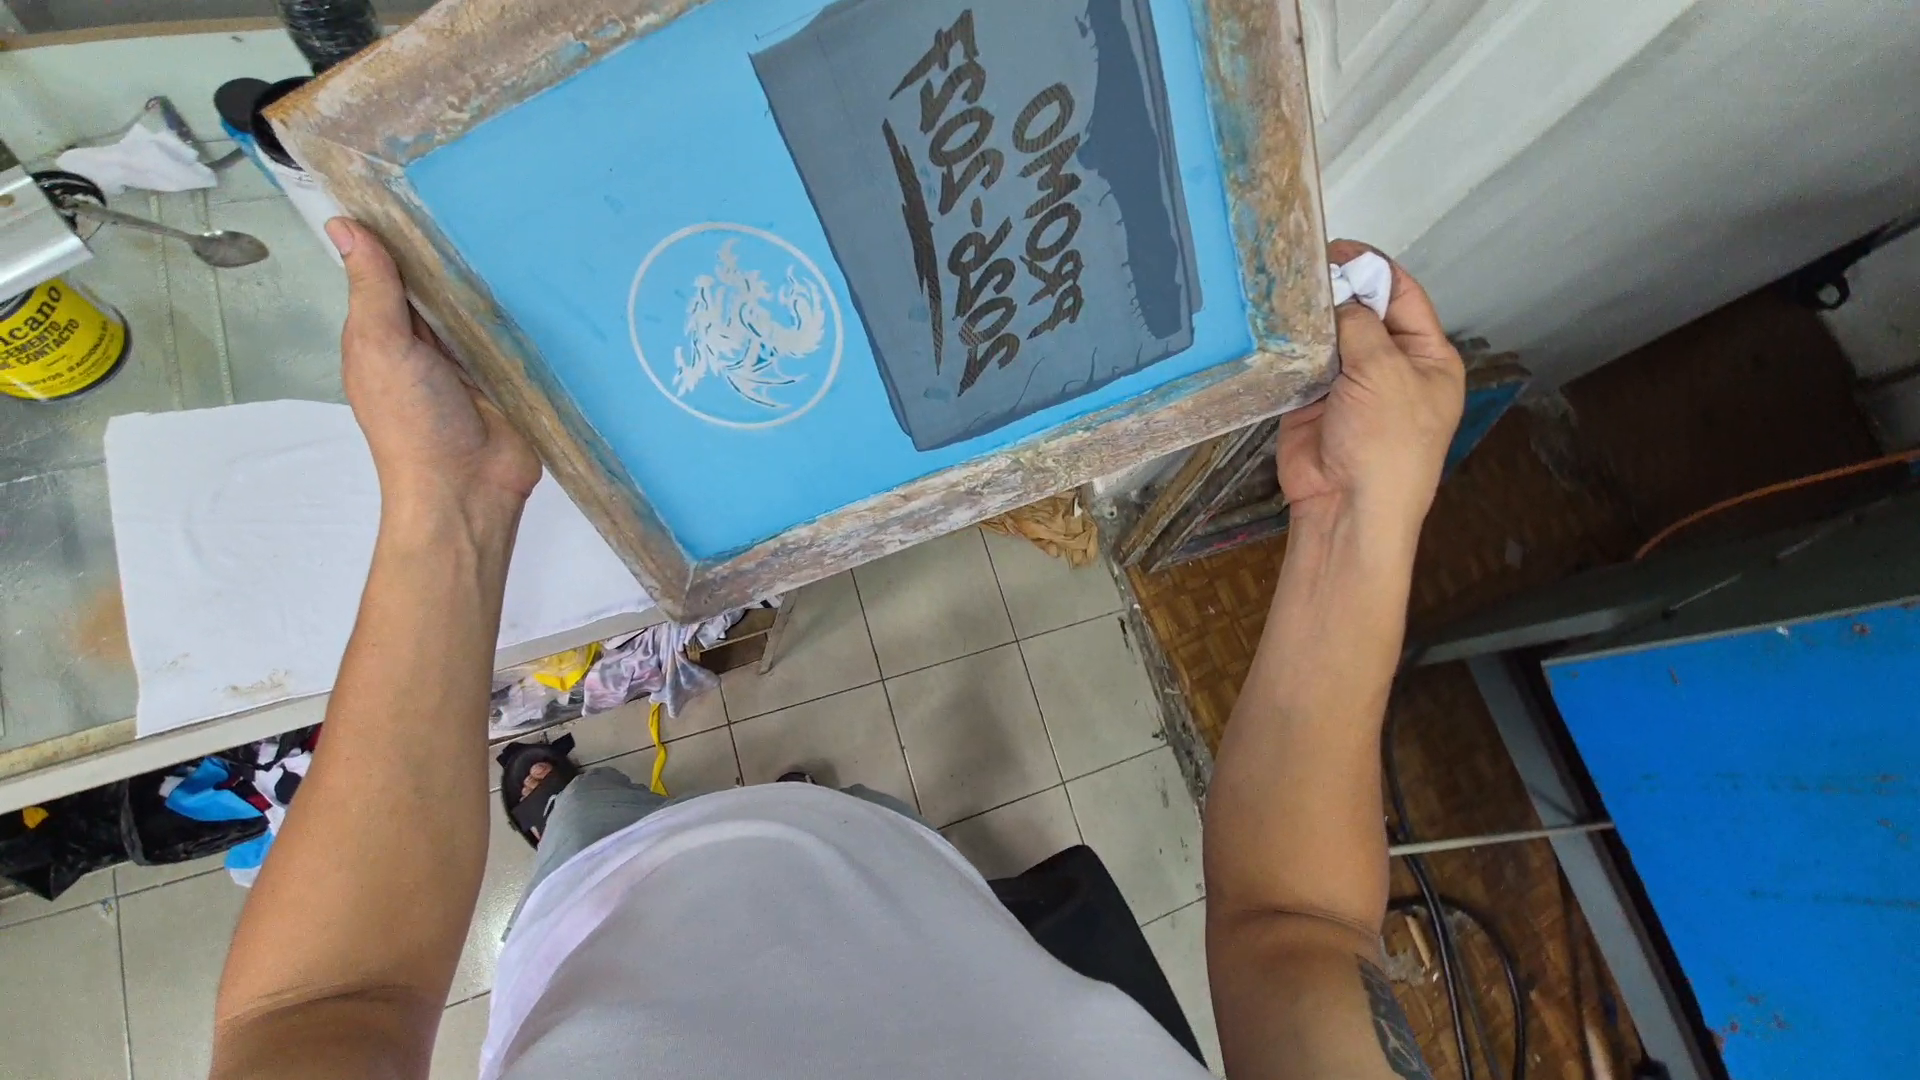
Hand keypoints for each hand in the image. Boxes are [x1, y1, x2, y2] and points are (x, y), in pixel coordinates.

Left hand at [328, 218, 541, 524]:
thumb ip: (374, 292)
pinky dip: (538, 324)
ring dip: (507, 289)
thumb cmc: (414, 421)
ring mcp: (481, 364)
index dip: (408, 237)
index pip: (397, 275)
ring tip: (536, 239)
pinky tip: (558, 292)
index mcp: (390, 334)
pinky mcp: (520, 382)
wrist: (469, 487)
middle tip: (497, 205)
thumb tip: (345, 227)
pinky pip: (527, 344)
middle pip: (449, 292)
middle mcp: (435, 345)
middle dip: (465, 258)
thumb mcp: (381, 347)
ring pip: (490, 315)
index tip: (430, 187)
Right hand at [1277, 240, 1464, 538]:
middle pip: (1361, 316)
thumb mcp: (1385, 372)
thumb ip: (1360, 326)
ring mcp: (1347, 387)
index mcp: (1426, 357)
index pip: (1403, 297)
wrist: (1347, 503)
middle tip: (1299, 270)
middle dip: (1336, 294)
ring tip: (1278, 295)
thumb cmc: (1386, 441)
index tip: (1338, 249)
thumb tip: (1337, 297)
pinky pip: (1299, 369)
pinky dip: (1287, 352)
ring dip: (1308, 324)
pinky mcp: (1311, 405)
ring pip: (1327, 342)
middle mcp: (1388, 367)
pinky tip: (1269, 332)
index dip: (1373, 270)